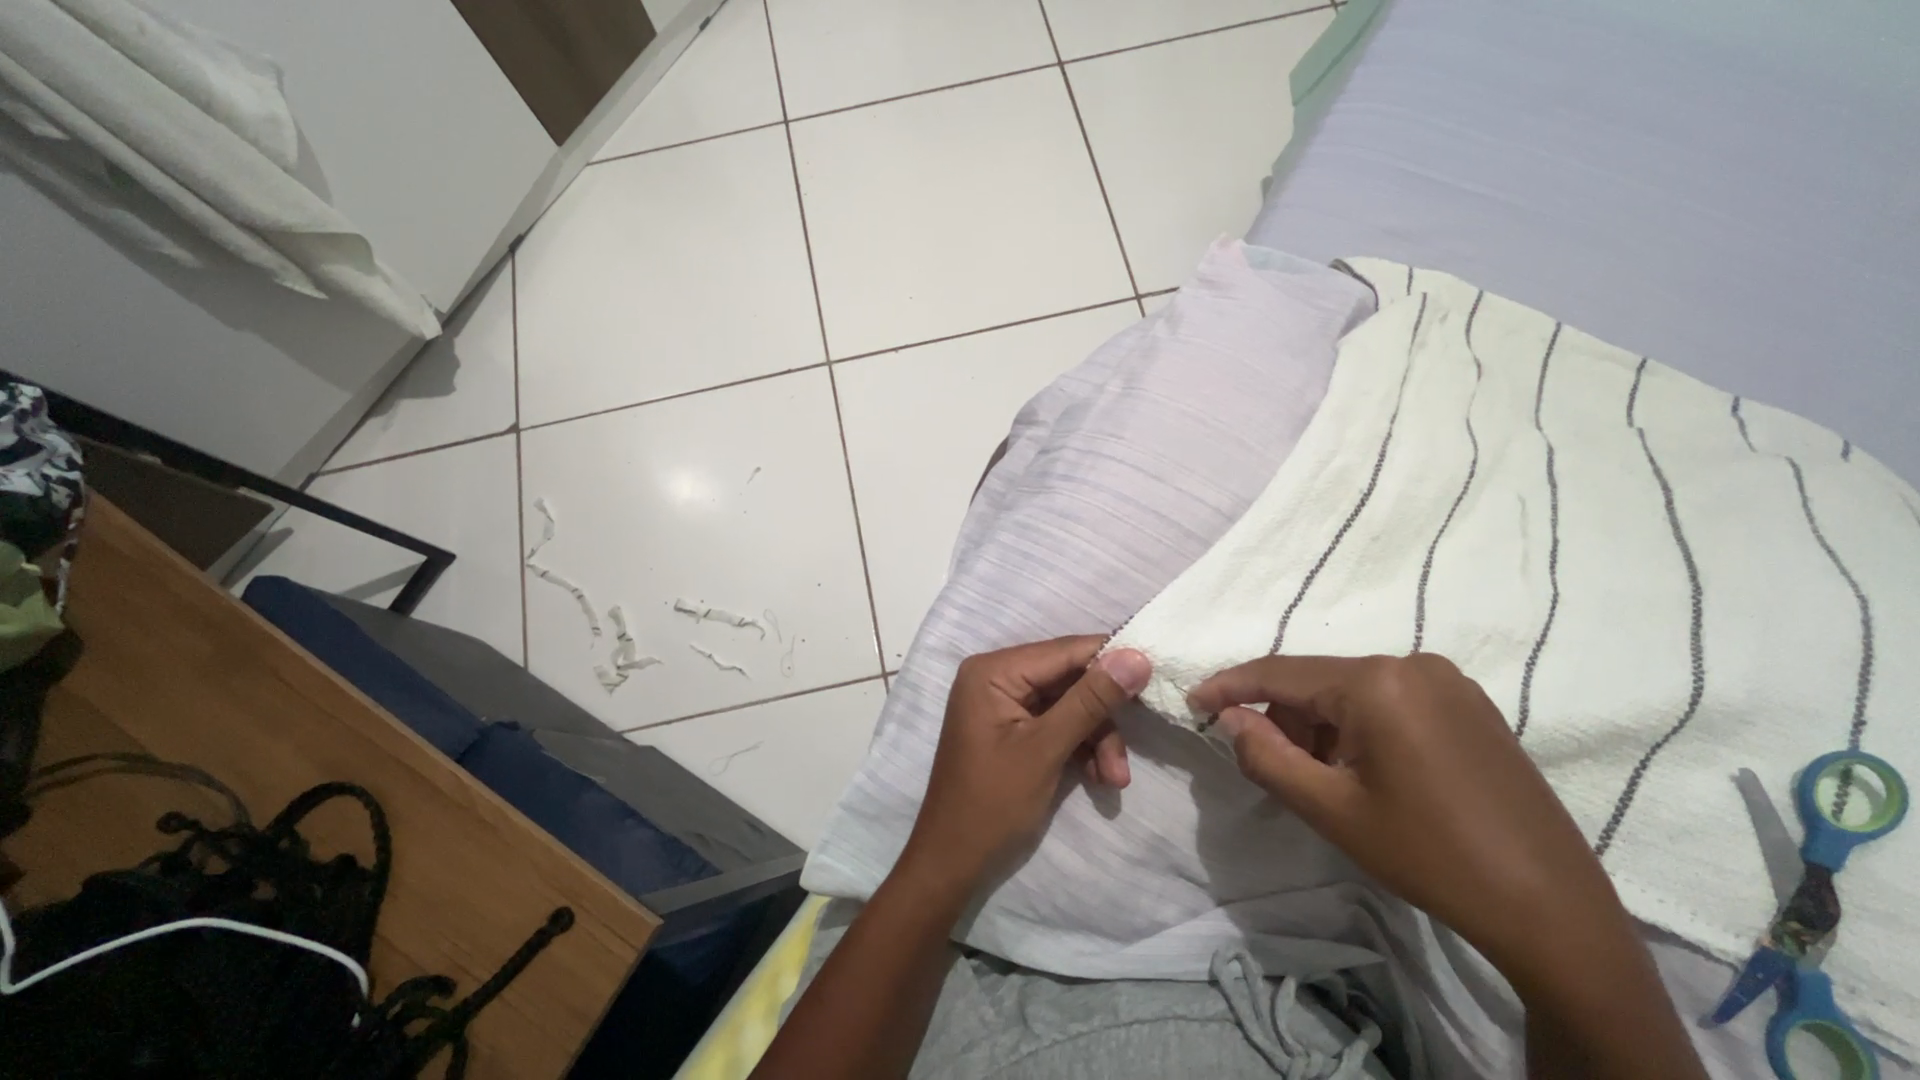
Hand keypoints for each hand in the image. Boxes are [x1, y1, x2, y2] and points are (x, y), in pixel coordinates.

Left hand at [898, 638, 1151, 893]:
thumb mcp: (1046, 749)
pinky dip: (1081, 749)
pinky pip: (1059, 725)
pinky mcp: (1015, 731)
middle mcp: (998, 677)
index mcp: (994, 671)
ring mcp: (1005, 705)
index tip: (1157, 678)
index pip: (1066, 651)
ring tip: (1114, 779)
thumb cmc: (991, 803)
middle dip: (1104, 718)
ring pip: (1072, 706)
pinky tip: (1098, 779)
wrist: (953, 862)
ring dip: (1098, 740)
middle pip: (1072, 679)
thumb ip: (1091, 700)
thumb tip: (1137, 656)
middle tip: (1129, 753)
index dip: (1113, 662)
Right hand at [1188, 653, 1620, 968]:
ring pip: (1355, 692)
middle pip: (1319, 682)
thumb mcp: (1329, 810)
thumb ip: (1265, 756)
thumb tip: (1230, 718)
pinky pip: (1393, 701)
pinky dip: (1361, 728)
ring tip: (1324, 782)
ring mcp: (1450, 682)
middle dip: (1283, 718)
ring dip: (1323, 726)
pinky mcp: (1472, 706)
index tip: (1192, 702)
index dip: (1229, 686)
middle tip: (1270, 768)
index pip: (1280, 673)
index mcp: (1376, 683)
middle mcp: (1413, 664)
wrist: (1547, 902)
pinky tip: (1367, 774)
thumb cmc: (1428, 854)